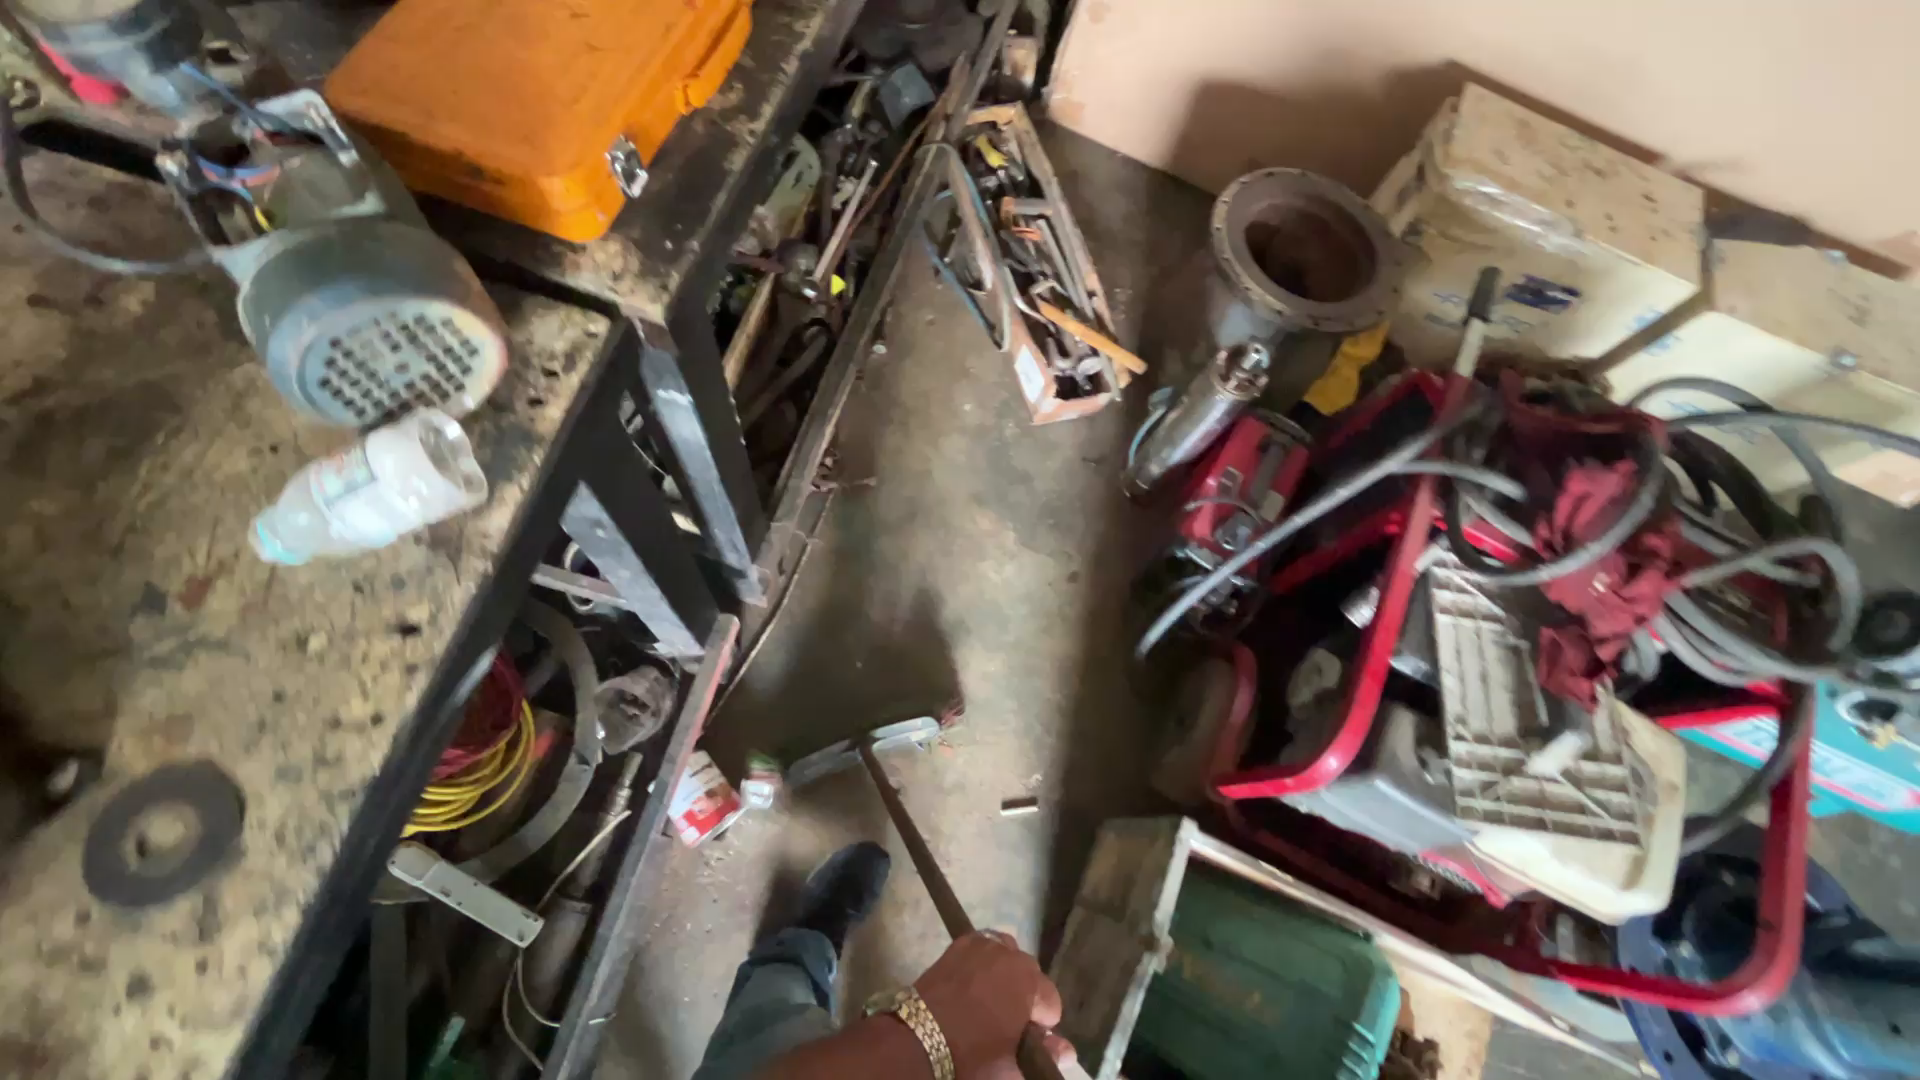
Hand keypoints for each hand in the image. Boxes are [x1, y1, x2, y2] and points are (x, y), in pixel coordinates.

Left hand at [914, 931, 1075, 1078]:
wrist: (917, 1040)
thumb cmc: (971, 1056)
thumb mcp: (1012, 1066)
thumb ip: (1045, 1055)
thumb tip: (1066, 1051)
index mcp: (1028, 981)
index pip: (1051, 1002)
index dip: (1043, 1025)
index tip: (1028, 1040)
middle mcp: (1010, 953)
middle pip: (1030, 974)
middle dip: (1026, 997)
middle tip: (1009, 1024)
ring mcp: (983, 943)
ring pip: (1008, 955)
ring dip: (1006, 974)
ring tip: (991, 1001)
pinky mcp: (960, 943)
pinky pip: (984, 947)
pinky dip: (986, 962)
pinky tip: (974, 984)